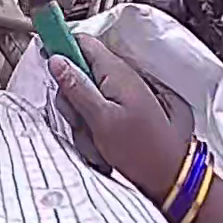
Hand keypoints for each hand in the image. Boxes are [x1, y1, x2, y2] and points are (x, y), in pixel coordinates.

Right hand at [50, 35, 192, 200]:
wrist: (173, 181)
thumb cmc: (140, 150)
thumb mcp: (101, 119)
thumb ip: (76, 87)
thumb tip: (55, 59)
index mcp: (115, 71)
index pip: (82, 41)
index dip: (61, 48)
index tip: (49, 67)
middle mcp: (119, 76)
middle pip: (79, 70)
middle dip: (70, 93)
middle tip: (76, 117)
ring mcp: (122, 93)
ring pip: (84, 91)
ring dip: (80, 113)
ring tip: (90, 135)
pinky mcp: (123, 109)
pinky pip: (96, 107)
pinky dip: (91, 123)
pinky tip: (97, 142)